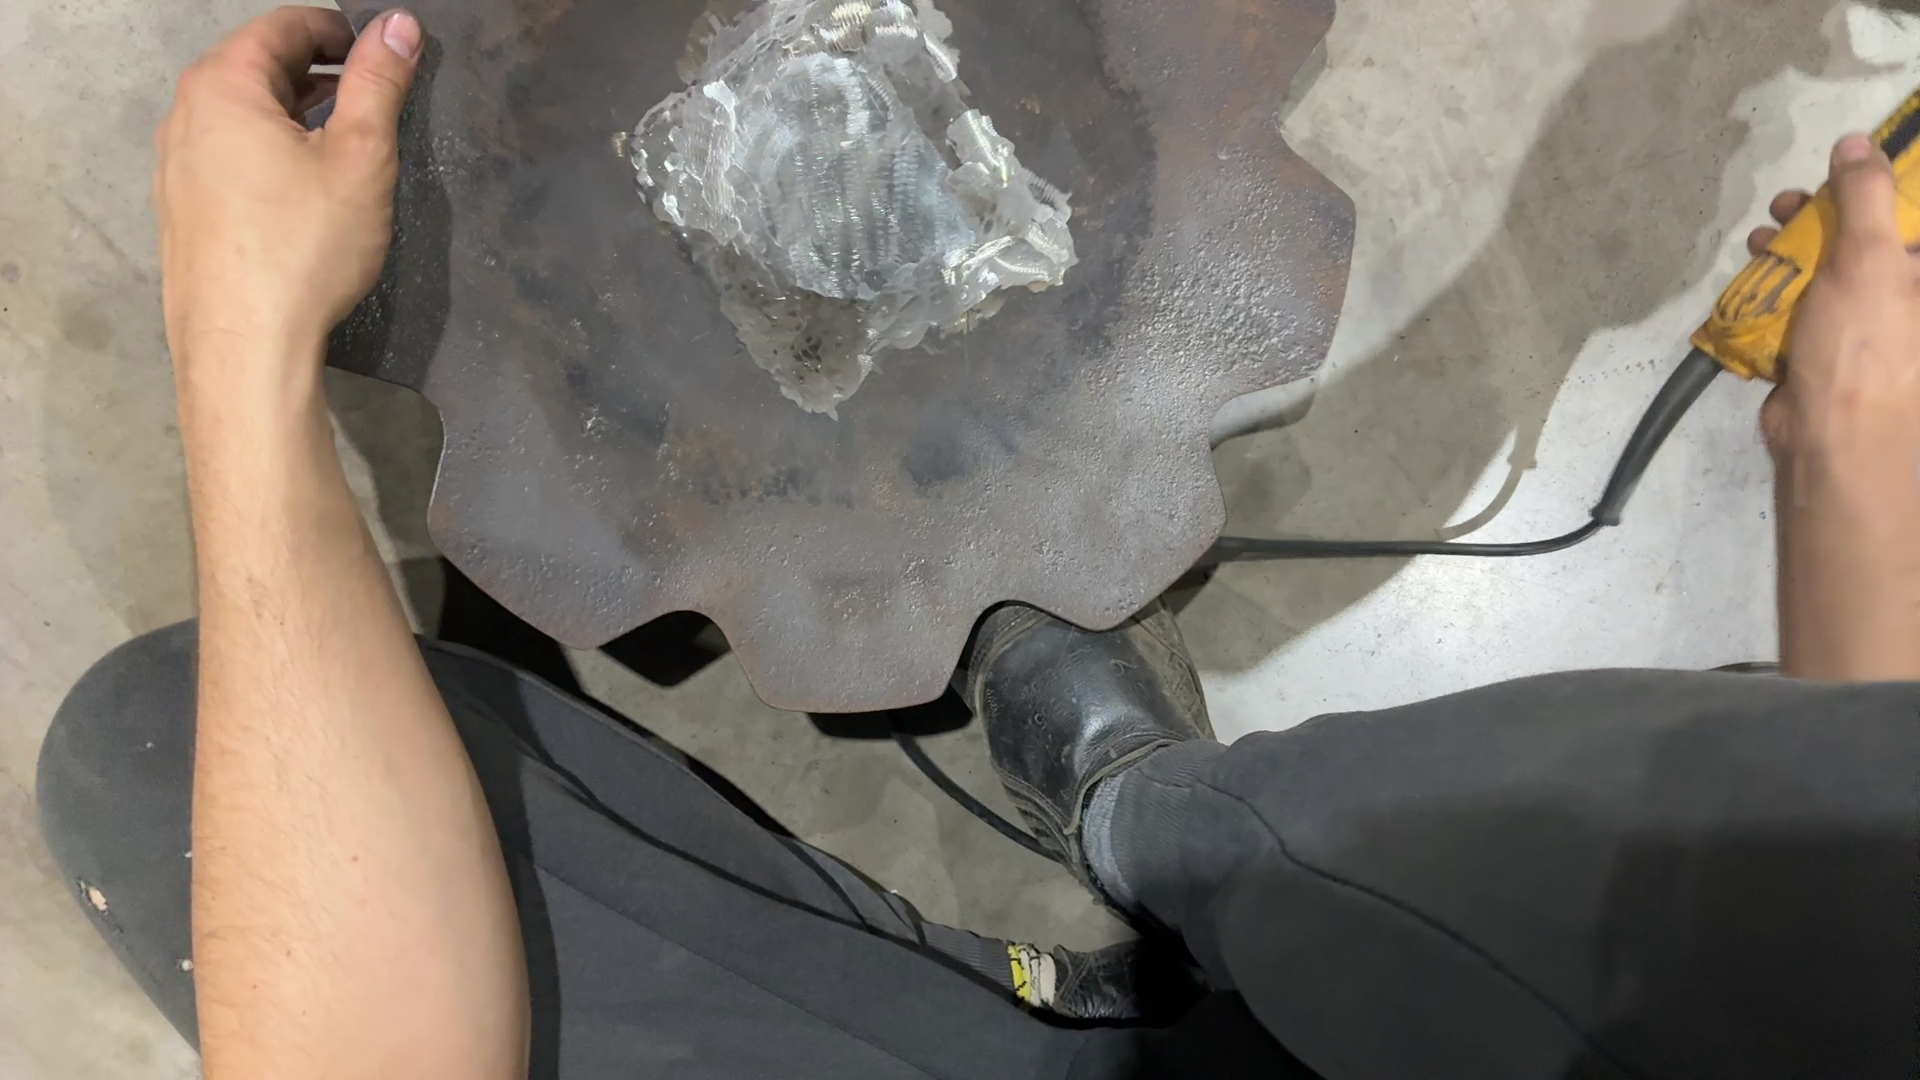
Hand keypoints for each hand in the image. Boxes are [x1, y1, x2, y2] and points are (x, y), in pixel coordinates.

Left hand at [155, 6, 421, 399]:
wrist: (248, 330)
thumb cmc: (309, 240)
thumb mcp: (362, 160)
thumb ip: (379, 88)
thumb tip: (400, 26)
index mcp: (225, 86)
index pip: (281, 29)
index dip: (335, 31)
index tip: (378, 48)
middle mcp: (187, 111)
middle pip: (256, 70)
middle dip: (316, 74)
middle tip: (370, 95)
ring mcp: (178, 160)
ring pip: (243, 116)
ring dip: (295, 115)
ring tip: (344, 143)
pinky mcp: (186, 205)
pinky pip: (232, 155)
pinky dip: (273, 151)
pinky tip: (305, 189)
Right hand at [1750, 134, 1919, 680]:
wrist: (1831, 422)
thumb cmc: (1861, 339)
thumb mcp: (1865, 257)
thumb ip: (1862, 198)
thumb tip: (1854, 143)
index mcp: (1918, 267)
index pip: (1903, 209)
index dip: (1870, 183)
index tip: (1832, 172)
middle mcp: (1900, 287)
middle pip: (1863, 234)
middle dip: (1822, 215)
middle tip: (1784, 205)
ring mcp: (1863, 314)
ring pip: (1826, 267)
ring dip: (1789, 252)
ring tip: (1757, 245)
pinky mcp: (1822, 340)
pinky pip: (1798, 303)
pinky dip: (1772, 290)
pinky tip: (1749, 284)